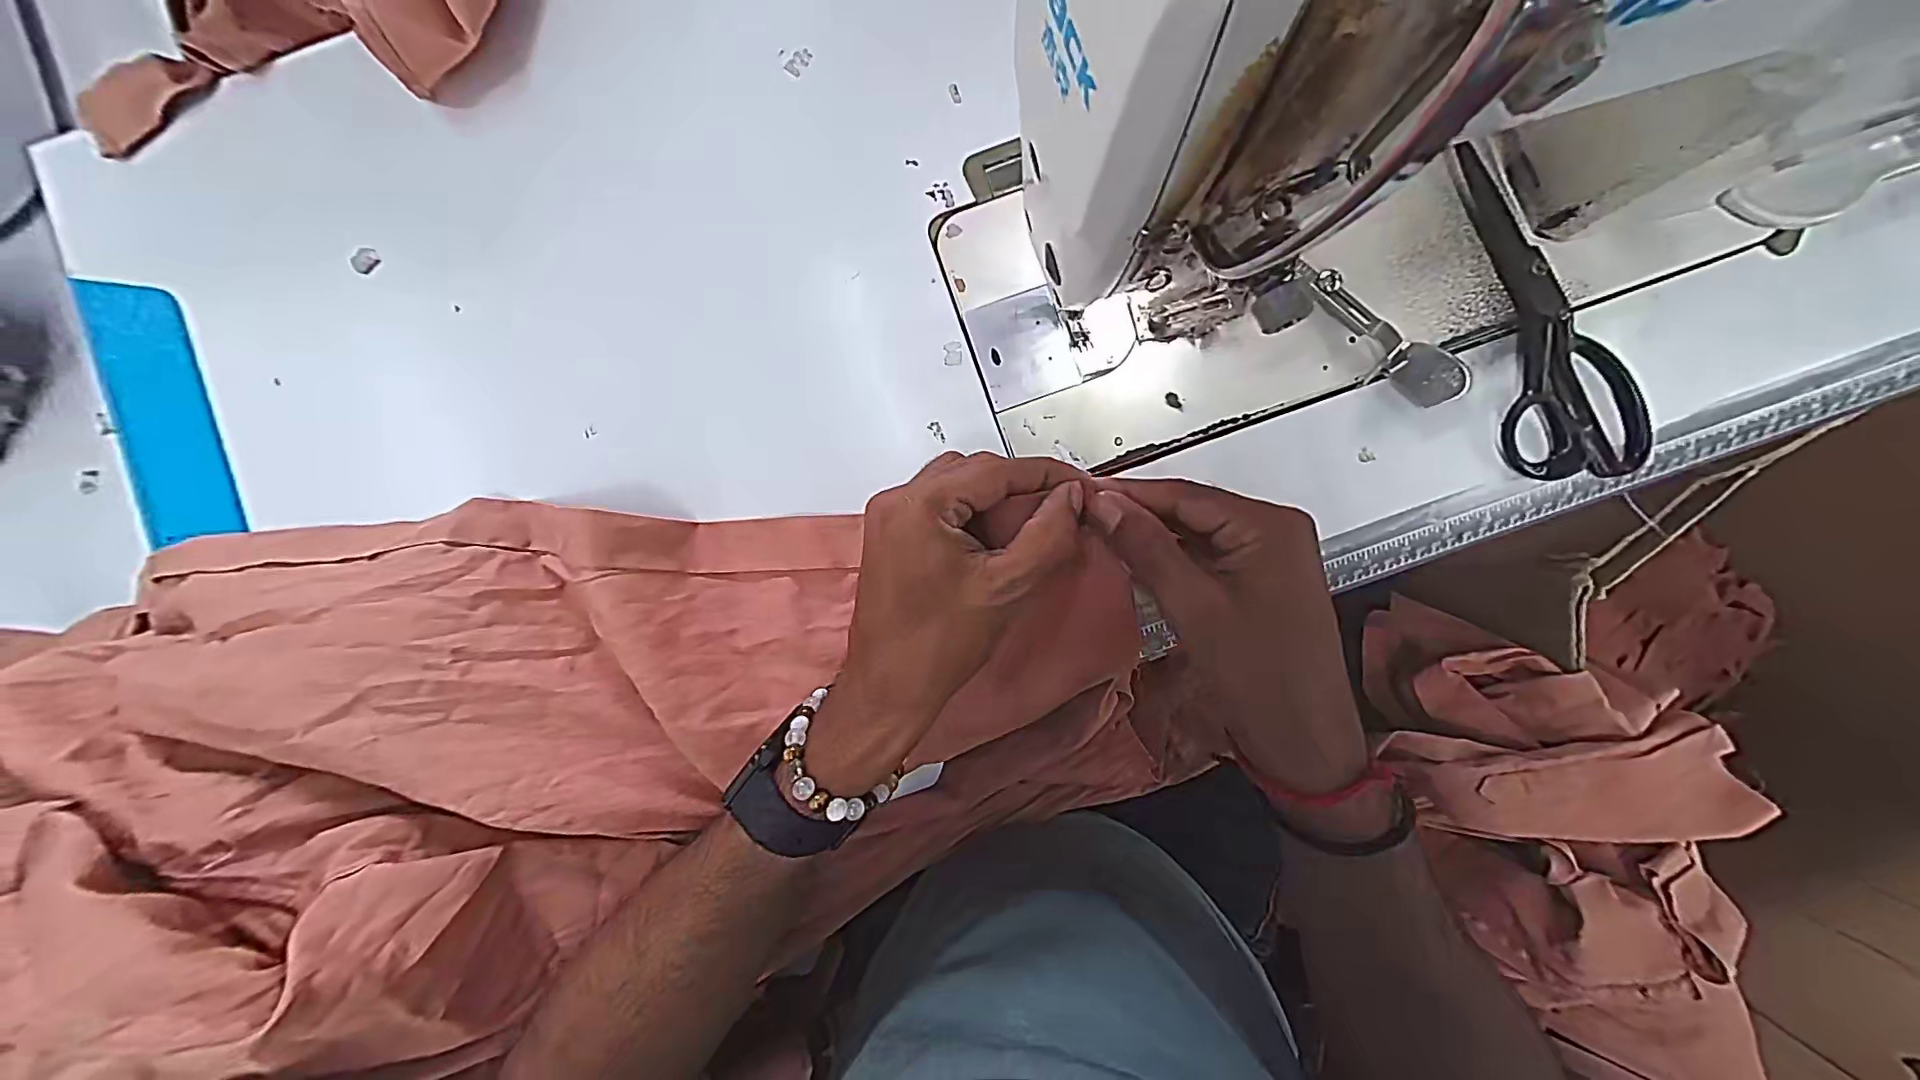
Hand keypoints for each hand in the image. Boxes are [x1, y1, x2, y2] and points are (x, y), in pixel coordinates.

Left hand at [807, 452, 1087, 792]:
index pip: (995, 469)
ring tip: (1026, 531)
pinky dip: (973, 515)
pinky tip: (994, 543)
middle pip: (974, 470)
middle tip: (1058, 509)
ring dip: (996, 500)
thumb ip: (1048, 535)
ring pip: (958, 485)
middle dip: (1021, 487)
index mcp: (918, 507)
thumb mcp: (1007, 587)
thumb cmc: (931, 649)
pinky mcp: (892, 536)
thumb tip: (1067, 499)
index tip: (1075, 485)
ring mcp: (889, 519)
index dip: (1045, 474)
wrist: (891, 688)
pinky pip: (941, 506)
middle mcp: (896, 504)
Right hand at [1088, 479, 1368, 796]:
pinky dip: (1172, 559)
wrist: (1304, 740)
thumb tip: (1109, 506)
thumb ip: (1148, 549)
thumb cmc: (1264, 680)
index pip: (1185, 494)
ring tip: (1106, 537)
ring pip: (1197, 533)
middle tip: (1090, 517)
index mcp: (1270, 527)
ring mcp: (1270, 557)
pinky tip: (1140, 564)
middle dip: (1140, 514)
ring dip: (1153, 537)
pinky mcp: (1261, 580)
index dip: (1130, 494)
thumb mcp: (1194, 607)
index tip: (1087, 496)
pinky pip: (1207, 556)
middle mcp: (1277, 532)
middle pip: (1192, 509)